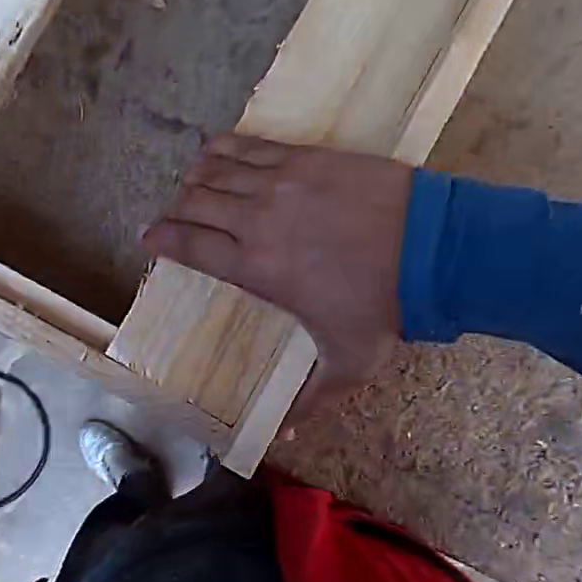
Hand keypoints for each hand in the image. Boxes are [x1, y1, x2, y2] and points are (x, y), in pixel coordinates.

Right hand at [142, 134, 412, 418]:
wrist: (433, 250)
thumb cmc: (384, 307)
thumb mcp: (346, 364)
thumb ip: (309, 399)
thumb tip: (287, 437)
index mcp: (256, 267)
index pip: (189, 245)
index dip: (160, 238)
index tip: (148, 237)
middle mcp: (256, 219)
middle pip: (195, 202)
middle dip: (176, 209)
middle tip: (177, 217)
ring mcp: (280, 182)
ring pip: (215, 170)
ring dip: (195, 178)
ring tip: (192, 185)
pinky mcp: (305, 156)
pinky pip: (249, 145)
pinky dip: (223, 148)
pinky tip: (216, 151)